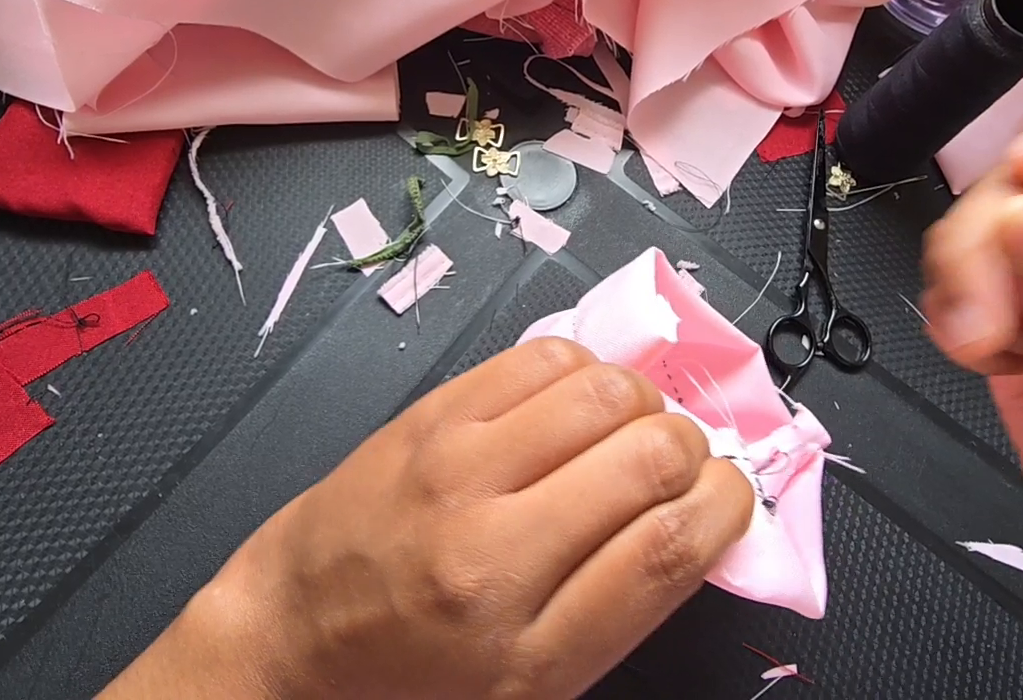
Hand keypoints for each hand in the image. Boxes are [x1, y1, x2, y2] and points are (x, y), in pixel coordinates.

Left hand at [101, 337, 751, 699]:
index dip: (725, 507)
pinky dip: (587, 368)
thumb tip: (698, 514)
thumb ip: (620, 604)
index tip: (728, 496)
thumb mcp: (530, 686)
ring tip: (631, 425)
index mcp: (530, 651)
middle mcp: (495, 549)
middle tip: (679, 460)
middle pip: (648, 456)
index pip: (667, 549)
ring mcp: (458, 464)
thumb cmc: (417, 675)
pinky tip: (578, 398)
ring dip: (644, 401)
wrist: (293, 633)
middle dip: (692, 449)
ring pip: (604, 391)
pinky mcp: (434, 411)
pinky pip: (544, 356)